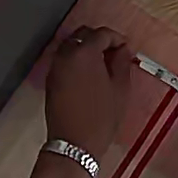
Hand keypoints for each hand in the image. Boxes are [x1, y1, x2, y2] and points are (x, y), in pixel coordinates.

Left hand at [45, 26, 132, 158]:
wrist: (74, 143)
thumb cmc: (102, 117)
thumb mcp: (120, 88)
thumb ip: (122, 62)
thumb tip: (124, 48)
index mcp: (85, 53)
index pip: (102, 34)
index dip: (117, 38)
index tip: (127, 48)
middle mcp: (66, 54)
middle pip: (83, 35)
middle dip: (99, 39)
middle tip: (115, 53)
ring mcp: (55, 67)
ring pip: (71, 46)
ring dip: (86, 49)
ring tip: (102, 64)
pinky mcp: (50, 79)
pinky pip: (64, 60)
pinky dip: (76, 59)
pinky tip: (88, 74)